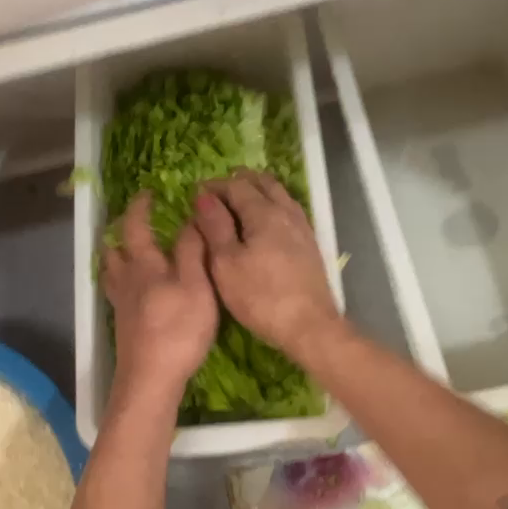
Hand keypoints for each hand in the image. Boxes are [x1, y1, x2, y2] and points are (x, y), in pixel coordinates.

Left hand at [103, 191, 217, 409]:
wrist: (151, 378)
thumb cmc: (179, 329)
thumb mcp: (197, 285)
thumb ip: (192, 250)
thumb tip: (189, 217)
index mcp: (145, 265)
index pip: (135, 226)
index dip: (140, 207)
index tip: (147, 193)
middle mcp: (127, 280)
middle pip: (115, 250)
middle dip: (122, 232)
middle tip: (135, 223)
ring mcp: (121, 305)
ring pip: (112, 272)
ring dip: (117, 257)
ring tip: (129, 252)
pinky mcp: (123, 326)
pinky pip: (116, 292)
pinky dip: (121, 281)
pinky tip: (133, 289)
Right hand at [193, 169, 343, 360]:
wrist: (309, 326)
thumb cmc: (260, 297)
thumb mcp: (226, 263)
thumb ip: (215, 227)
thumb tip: (204, 197)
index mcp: (263, 213)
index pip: (236, 186)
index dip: (215, 186)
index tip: (197, 193)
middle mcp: (286, 213)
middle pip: (264, 183)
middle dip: (240, 182)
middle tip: (219, 191)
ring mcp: (302, 228)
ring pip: (280, 195)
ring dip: (259, 191)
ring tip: (241, 201)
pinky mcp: (310, 246)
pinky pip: (290, 212)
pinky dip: (273, 206)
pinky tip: (267, 222)